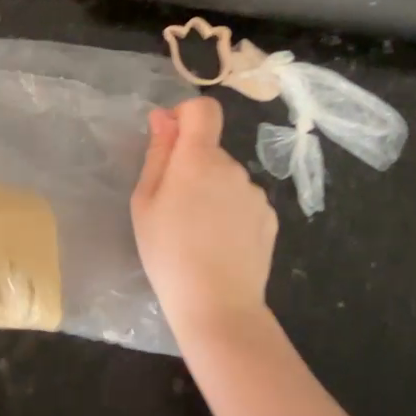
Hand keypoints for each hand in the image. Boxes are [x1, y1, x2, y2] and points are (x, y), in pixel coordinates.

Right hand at [131, 97, 277, 336]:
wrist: (217, 306)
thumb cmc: (168, 251)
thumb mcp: (145, 201)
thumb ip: (158, 153)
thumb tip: (163, 117)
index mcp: (199, 158)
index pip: (204, 109)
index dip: (186, 116)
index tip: (171, 142)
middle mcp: (233, 167)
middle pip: (210, 149)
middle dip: (192, 165)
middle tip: (173, 206)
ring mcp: (256, 194)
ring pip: (227, 177)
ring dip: (212, 190)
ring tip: (197, 231)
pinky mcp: (270, 219)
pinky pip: (244, 201)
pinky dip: (231, 212)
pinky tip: (220, 243)